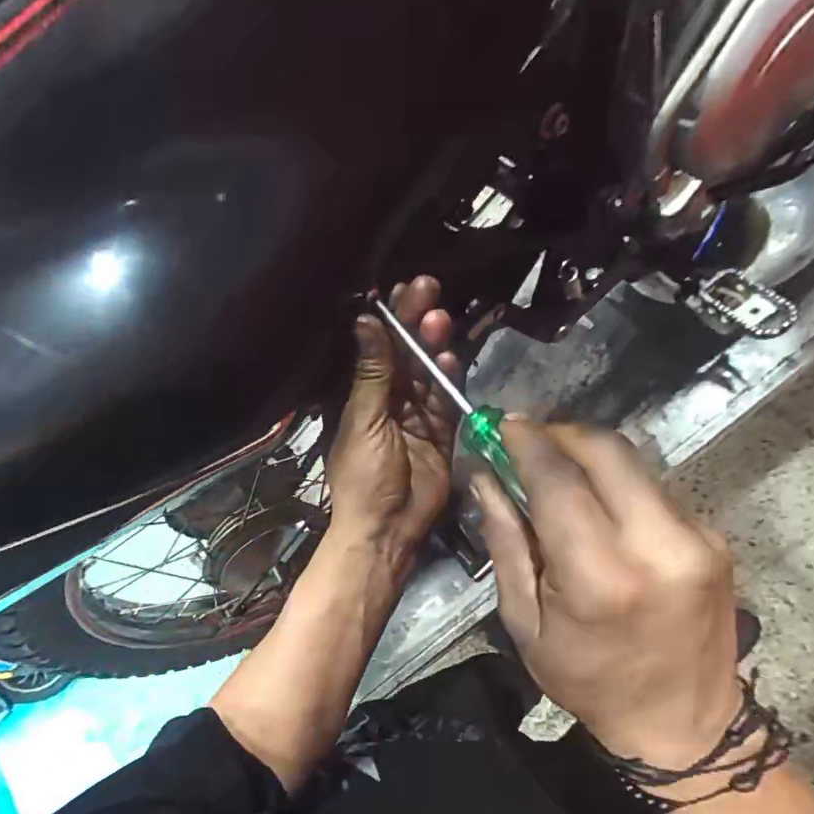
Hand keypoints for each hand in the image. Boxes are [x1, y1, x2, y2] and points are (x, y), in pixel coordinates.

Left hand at [325, 276, 459, 580]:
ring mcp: (418, 417)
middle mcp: (392, 401)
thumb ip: (373, 373)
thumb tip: (367, 321)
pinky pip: (446, 401)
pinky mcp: (442, 433)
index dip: (392, 319)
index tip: (404, 288)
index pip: (381, 349)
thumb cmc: (365, 475)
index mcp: (365, 396)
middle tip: (429, 289)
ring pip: (428, 373)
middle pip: (407, 355)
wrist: (388, 525)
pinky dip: (448, 380)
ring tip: (439, 319)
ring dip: (433, 346)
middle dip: (416, 322)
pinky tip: (449, 357)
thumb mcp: (364, 420)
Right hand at [474, 422, 742, 766]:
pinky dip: (619, 486)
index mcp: (602, 576)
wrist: (686, 725)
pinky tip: (601, 509)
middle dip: (562, 434)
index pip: (559, 479)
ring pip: (635, 464)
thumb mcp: (526, 623)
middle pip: (606, 451)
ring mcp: (696, 538)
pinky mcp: (714, 539)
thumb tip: (486, 477)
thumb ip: (506, 542)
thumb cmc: (590, 683)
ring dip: (590, 457)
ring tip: (559, 473)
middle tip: (530, 440)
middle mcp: (658, 545)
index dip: (527, 443)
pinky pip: (655, 491)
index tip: (503, 425)